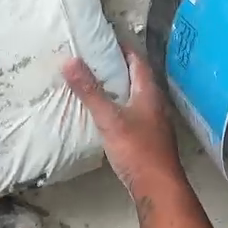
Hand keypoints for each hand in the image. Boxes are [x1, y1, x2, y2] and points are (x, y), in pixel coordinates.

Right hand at [62, 48, 183, 195]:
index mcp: (148, 92)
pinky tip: (99, 114)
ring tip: (89, 83)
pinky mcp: (145, 138)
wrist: (157, 188)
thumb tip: (69, 60)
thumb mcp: (109, 118)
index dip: (120, 47)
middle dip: (113, 67)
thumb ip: (89, 90)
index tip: (99, 39)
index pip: (136, 60)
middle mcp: (153, 103)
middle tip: (88, 60)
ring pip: (131, 96)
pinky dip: (114, 108)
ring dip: (113, 89)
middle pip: (134, 77)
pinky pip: (128, 114)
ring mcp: (151, 122)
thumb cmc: (137, 150)